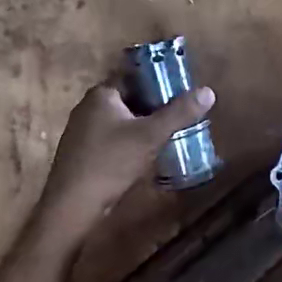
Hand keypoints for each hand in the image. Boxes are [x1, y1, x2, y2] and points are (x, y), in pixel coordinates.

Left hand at [36, 81, 215, 228]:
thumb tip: (208, 91)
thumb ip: (179, 112)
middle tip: (181, 112)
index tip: (182, 89)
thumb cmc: (111, 162)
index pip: (134, 76)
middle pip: (129, 98)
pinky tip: (147, 153)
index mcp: (101, 94)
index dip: (159, 80)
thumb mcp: (151, 135)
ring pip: (121, 119)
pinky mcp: (82, 152)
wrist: (72, 206)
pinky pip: (112, 136)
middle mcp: (88, 106)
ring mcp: (82, 130)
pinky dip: (130, 139)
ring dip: (143, 124)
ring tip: (170, 132)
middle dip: (155, 104)